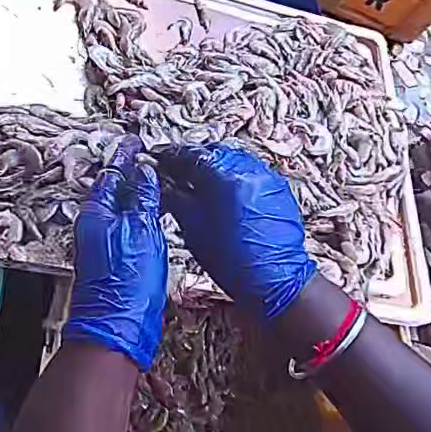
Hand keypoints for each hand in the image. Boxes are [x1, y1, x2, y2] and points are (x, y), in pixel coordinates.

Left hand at [63, 138, 167, 369]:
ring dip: (137, 191)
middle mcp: (96, 224)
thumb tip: (144, 170)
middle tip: (148, 155)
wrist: (118, 327)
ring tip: (155, 177)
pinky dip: (140, 212)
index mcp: (96, 212)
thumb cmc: (125, 282)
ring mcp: (105, 242)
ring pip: (122, 206)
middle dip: (131, 171)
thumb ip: (143, 199)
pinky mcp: (116, 257)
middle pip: (115, 188)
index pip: (111, 172)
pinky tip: (154, 211)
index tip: (135, 140)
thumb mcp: (141, 231)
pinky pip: (128, 224)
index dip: (125, 155)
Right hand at [158, 143, 317, 319]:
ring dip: (210, 166)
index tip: (155, 160)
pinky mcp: (276, 185)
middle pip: (210, 151)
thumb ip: (174, 196)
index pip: (188, 153)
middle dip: (189, 159)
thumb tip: (159, 179)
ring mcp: (264, 174)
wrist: (276, 279)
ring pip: (229, 158)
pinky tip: (220, 192)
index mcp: (222, 175)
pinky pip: (246, 170)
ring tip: (196, 184)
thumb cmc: (230, 259)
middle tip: (173, 173)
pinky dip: (229, 175)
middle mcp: (246, 168)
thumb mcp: (192, 227)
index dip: (167, 156)